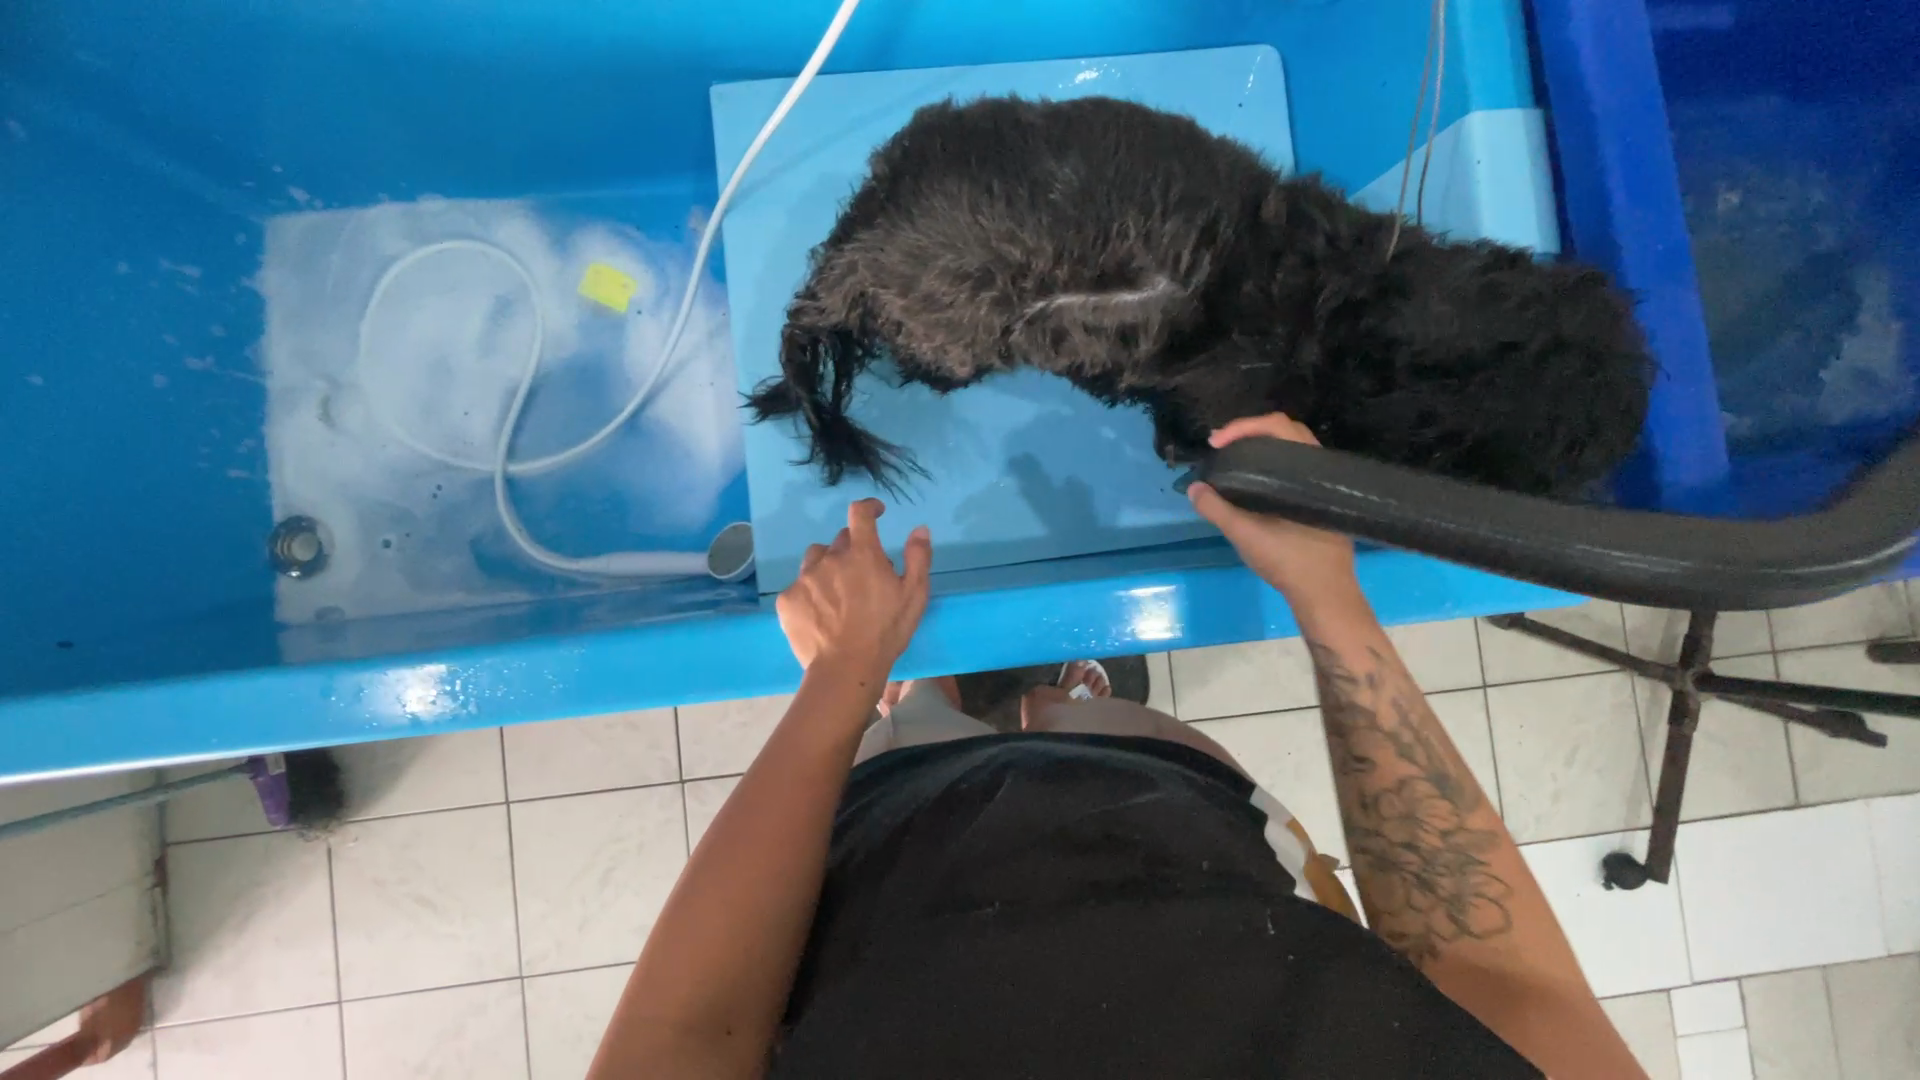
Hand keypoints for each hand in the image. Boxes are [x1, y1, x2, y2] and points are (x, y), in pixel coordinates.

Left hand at [777, 499, 932, 677]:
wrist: (845, 668)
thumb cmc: (886, 632)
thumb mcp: (914, 596)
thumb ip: (918, 558)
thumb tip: (919, 529)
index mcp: (862, 554)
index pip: (860, 514)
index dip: (868, 507)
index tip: (875, 512)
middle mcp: (830, 559)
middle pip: (839, 540)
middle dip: (852, 549)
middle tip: (861, 575)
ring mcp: (805, 578)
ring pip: (815, 559)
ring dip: (827, 566)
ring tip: (836, 591)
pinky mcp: (788, 600)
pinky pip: (799, 586)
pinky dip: (810, 593)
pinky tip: (820, 614)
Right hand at [1186, 413, 1360, 611]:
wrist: (1325, 592)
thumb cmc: (1289, 560)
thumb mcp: (1245, 534)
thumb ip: (1217, 509)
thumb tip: (1194, 487)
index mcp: (1305, 469)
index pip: (1275, 426)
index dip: (1241, 427)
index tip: (1215, 443)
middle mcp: (1318, 469)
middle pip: (1284, 432)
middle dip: (1249, 433)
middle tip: (1221, 447)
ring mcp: (1323, 485)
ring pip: (1291, 451)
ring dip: (1261, 450)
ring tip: (1234, 463)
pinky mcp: (1321, 500)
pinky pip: (1296, 468)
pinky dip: (1272, 466)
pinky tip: (1256, 485)